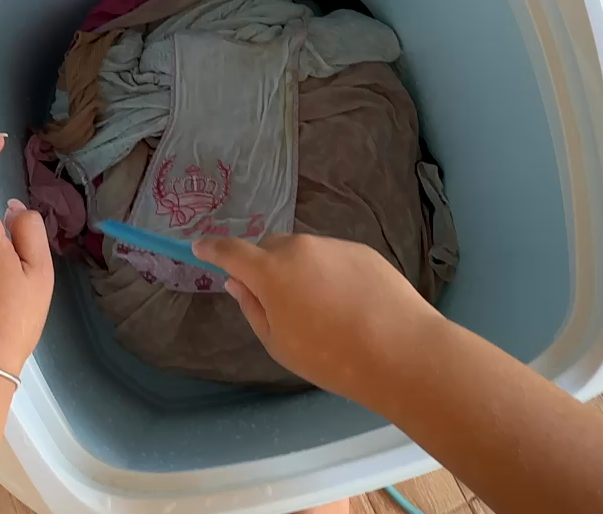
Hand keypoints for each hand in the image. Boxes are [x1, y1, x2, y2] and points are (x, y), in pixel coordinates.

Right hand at [194, 232, 442, 405]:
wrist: (401, 350)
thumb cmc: (331, 357)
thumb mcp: (279, 344)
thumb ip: (253, 308)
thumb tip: (238, 282)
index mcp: (270, 271)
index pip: (230, 250)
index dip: (212, 248)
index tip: (200, 246)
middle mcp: (297, 247)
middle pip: (268, 249)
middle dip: (264, 266)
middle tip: (277, 301)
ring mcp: (331, 245)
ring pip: (302, 252)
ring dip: (299, 271)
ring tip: (321, 310)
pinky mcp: (360, 249)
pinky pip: (331, 256)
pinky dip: (328, 273)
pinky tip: (348, 304)